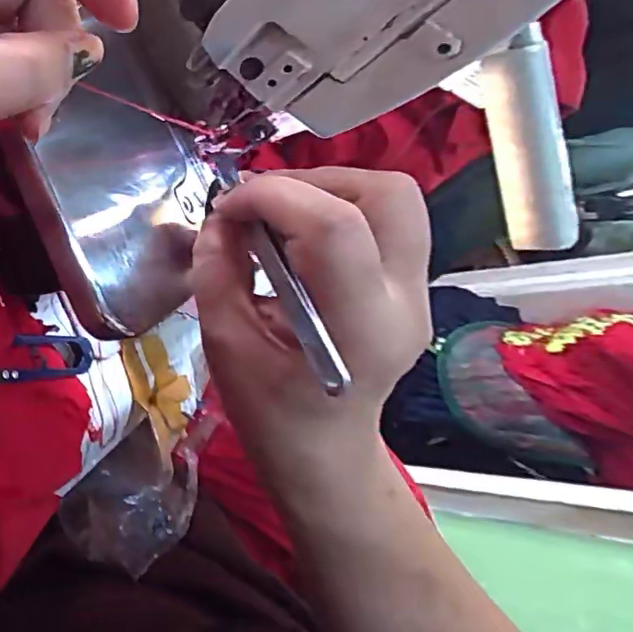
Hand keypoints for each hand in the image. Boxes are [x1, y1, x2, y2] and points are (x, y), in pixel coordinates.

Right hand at [190, 168, 432, 485]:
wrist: (322, 450)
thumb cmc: (267, 406)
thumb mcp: (224, 339)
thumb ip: (218, 270)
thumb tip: (220, 219)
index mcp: (357, 324)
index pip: (334, 225)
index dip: (270, 196)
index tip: (224, 209)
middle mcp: (401, 299)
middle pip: (386, 195)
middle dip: (310, 181)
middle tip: (257, 203)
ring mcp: (414, 291)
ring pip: (390, 199)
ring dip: (322, 190)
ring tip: (271, 213)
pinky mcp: (405, 285)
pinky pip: (380, 221)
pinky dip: (329, 208)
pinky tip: (289, 234)